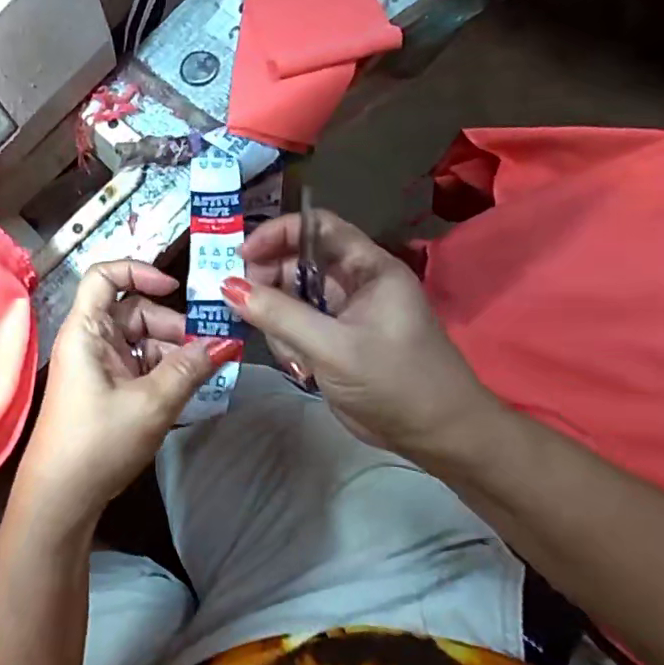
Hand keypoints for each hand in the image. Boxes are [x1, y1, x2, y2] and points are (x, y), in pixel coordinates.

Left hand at [19, 261, 240, 522]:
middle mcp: (89, 340)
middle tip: (208, 349)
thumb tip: (225, 343)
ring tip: (204, 375)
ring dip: (173, 352)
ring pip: (141, 340)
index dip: (138, 270)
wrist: (61, 497)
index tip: (174, 290)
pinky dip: (164, 372)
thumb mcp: (152, 403)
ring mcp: (98, 365)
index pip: (104, 276)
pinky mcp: (106, 389)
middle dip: (172, 325)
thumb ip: (190, 369)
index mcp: (86, 330)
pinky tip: (189, 390)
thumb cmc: (98, 441)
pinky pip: (140, 365)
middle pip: (133, 311)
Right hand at [227, 210, 500, 457]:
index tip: (242, 254)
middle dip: (267, 279)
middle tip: (241, 303)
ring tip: (284, 350)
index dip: (278, 233)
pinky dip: (286, 340)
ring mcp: (343, 313)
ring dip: (275, 318)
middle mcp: (355, 283)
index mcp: (368, 269)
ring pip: (291, 297)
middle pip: (297, 262)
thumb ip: (279, 315)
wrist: (436, 437)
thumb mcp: (332, 347)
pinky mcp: (334, 341)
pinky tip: (296, 365)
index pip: (317, 227)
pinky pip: (296, 326)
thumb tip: (227, 286)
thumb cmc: (395, 381)